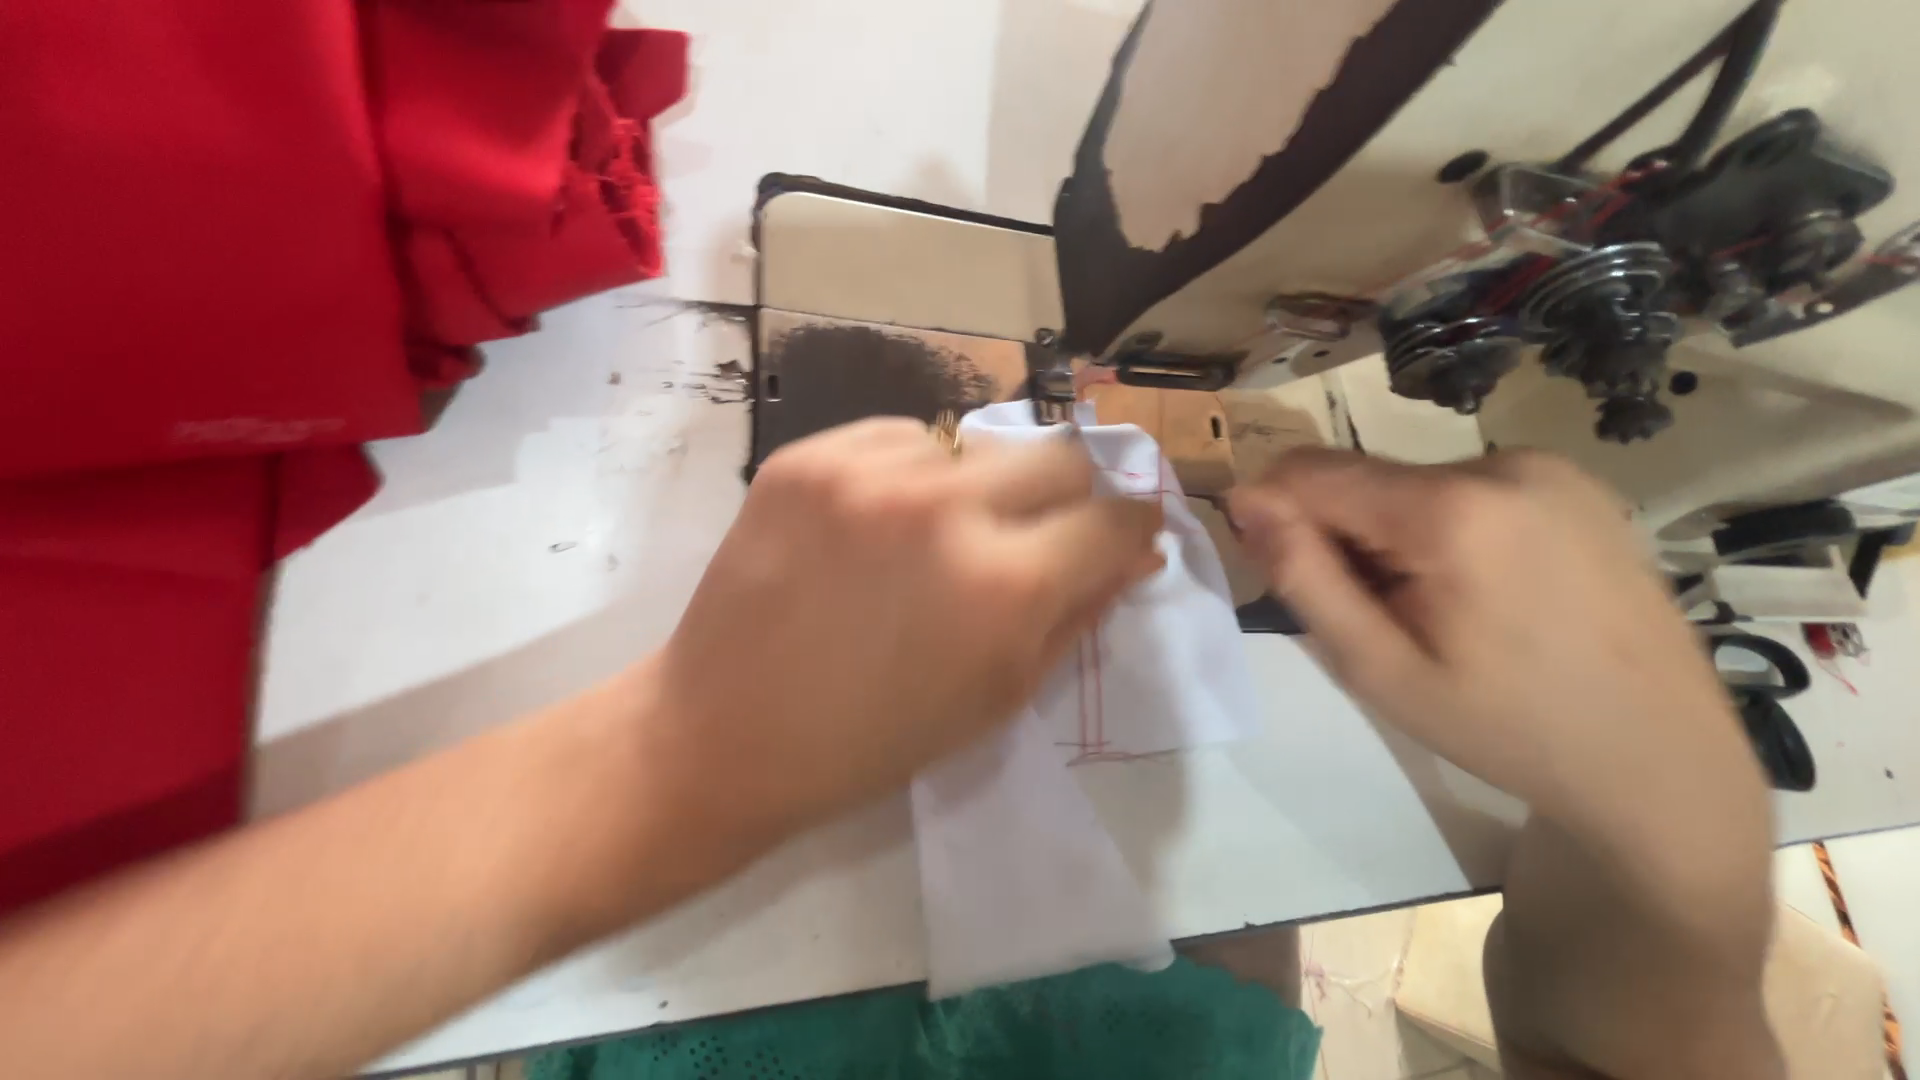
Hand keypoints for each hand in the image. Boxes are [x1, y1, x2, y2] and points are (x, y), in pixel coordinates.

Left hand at [638, 418, 1162, 847]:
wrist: (728, 730)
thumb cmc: (874, 738)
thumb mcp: (998, 696)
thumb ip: (1079, 613)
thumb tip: (1138, 550)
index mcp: (1004, 586)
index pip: (1113, 517)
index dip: (1131, 526)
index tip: (1120, 533)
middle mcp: (944, 507)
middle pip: (1059, 456)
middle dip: (1067, 498)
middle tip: (1033, 537)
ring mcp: (868, 470)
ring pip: (977, 442)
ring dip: (981, 486)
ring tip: (938, 537)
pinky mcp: (808, 454)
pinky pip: (902, 436)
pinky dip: (914, 473)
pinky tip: (883, 521)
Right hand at [1227, 449, 1755, 831]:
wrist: (1660, 759)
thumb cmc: (1506, 726)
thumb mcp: (1378, 668)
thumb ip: (1302, 576)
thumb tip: (1247, 501)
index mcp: (1454, 510)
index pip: (1312, 470)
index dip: (1270, 507)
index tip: (1268, 563)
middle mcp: (1504, 465)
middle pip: (1363, 477)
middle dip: (1335, 531)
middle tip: (1363, 612)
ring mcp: (1550, 469)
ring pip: (1409, 484)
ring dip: (1385, 534)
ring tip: (1425, 610)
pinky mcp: (1575, 484)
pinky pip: (1463, 489)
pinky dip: (1435, 528)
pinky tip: (1472, 591)